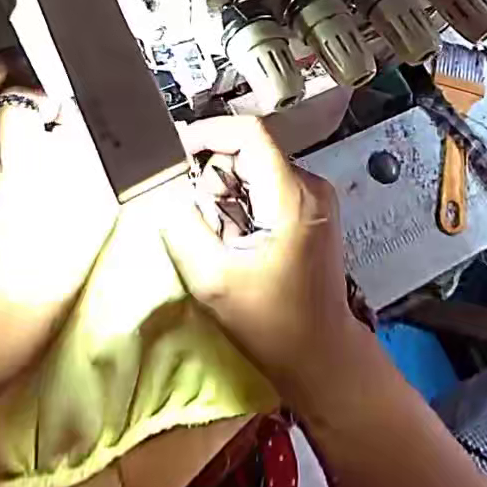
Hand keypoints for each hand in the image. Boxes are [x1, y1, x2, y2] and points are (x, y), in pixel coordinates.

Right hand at [157, 116, 364, 400]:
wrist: (321, 353)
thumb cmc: (273, 323)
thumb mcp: (214, 279)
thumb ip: (183, 227)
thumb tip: (164, 190)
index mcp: (292, 196)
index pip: (249, 132)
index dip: (208, 134)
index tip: (178, 155)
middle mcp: (310, 185)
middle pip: (248, 150)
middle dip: (215, 179)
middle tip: (205, 222)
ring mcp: (314, 195)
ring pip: (254, 168)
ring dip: (227, 195)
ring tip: (224, 239)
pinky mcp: (311, 208)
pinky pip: (266, 185)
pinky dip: (243, 204)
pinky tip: (239, 239)